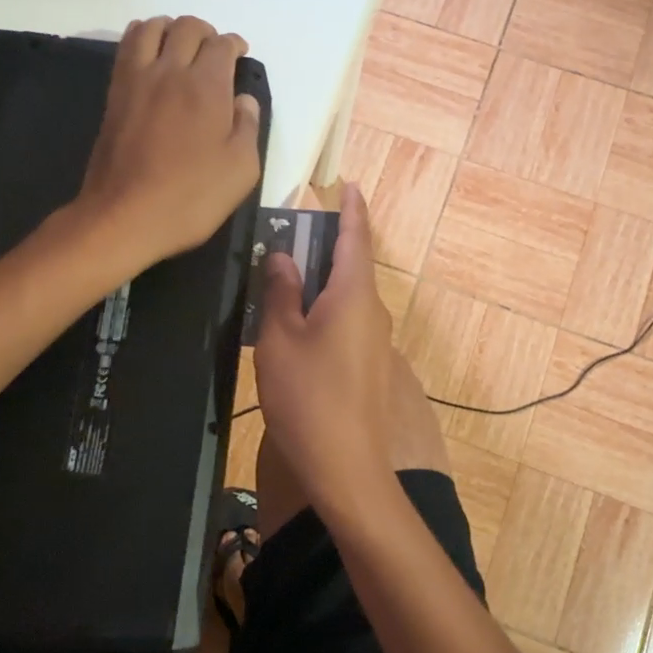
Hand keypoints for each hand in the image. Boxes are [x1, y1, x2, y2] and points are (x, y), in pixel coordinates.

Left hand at [73, 16, 262, 266]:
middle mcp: (170, 71)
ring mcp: (136, 80)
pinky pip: (127, 48)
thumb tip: (243, 100)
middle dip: (205, 33)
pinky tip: (149, 57)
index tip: (239, 56)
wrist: (124, 217)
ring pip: (152, 28)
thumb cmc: (190, 198)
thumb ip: (247, 128)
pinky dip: (141, 39)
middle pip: (187, 27)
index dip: (235, 45)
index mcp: (206, 86)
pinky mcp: (114, 96)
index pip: (223, 45)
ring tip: (179, 47)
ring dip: (170, 28)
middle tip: (213, 52)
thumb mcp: (240, 170)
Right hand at [253, 184, 393, 513]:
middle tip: (287, 233)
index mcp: (354, 295)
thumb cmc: (307, 396)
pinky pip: (344, 322)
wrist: (345, 467)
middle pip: (349, 266)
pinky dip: (321, 309)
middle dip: (323, 246)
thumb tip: (281, 257)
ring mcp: (374, 343)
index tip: (347, 185)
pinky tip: (292, 323)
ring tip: (280, 275)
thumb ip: (279, 293)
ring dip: (318, 281)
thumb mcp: (279, 339)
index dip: (350, 210)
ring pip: (345, 297)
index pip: (355, 238)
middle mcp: (372, 312)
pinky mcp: (367, 368)